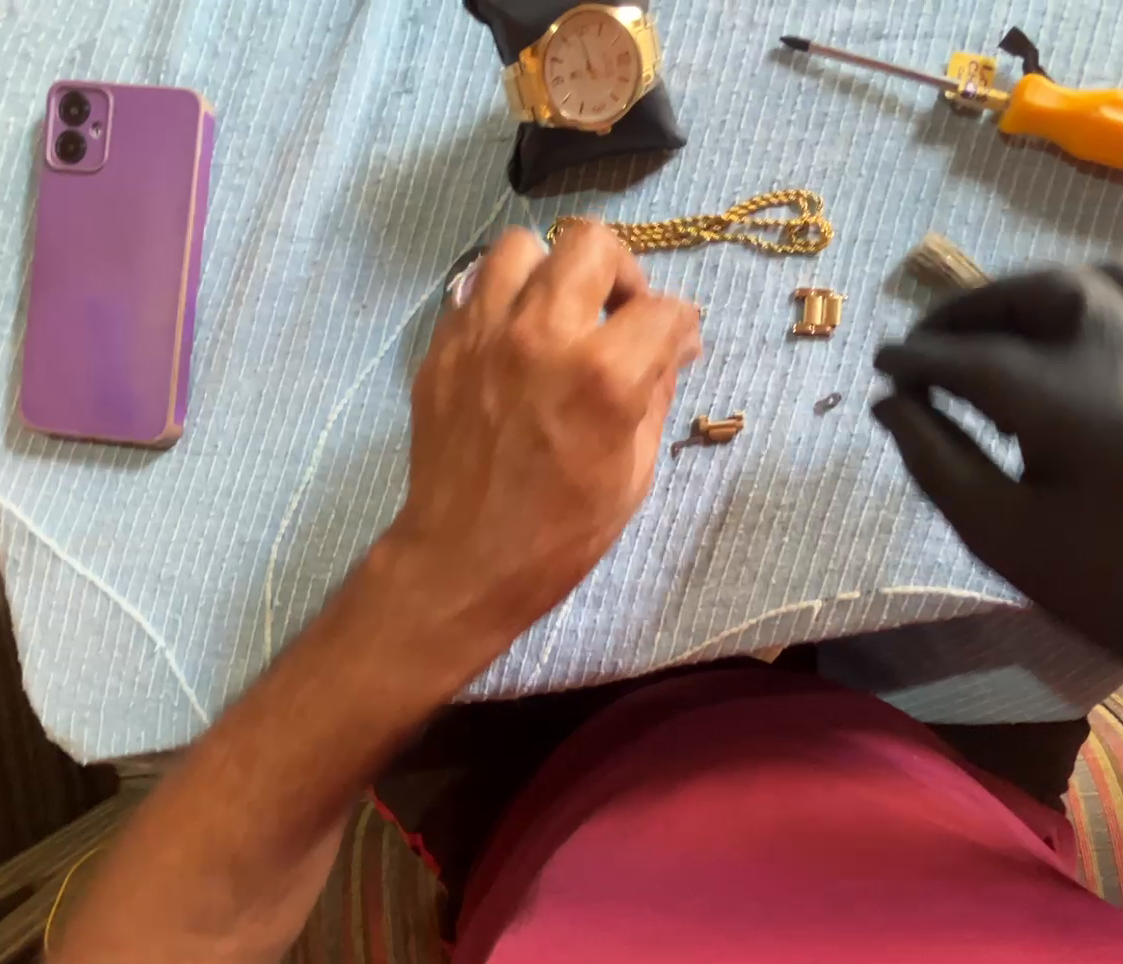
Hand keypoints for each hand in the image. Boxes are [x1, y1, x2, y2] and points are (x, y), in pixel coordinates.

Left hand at [378, 223, 700, 662]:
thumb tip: (670, 347)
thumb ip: (655, 394)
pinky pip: (476, 289)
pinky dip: (503, 303)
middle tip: (618, 314)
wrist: (465, 561)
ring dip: (551, 273)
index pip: (662, 309)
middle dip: (621, 273)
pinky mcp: (442, 349)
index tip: (676, 343)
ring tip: (557, 316)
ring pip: (520, 247)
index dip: (680, 325)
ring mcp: (482, 336)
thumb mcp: (634, 474)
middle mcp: (542, 335)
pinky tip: (512, 343)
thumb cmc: (561, 534)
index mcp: (603, 376)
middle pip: (592, 244)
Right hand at [871, 266, 1122, 747]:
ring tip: (993, 326)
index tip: (881, 363)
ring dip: (1031, 294)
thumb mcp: (996, 530)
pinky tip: (1078, 326)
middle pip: (1036, 293)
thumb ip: (933, 456)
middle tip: (928, 339)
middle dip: (969, 310)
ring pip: (1099, 280)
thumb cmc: (1104, 581)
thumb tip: (887, 403)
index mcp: (1070, 403)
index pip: (969, 358)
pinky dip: (1103, 296)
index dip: (915, 358)